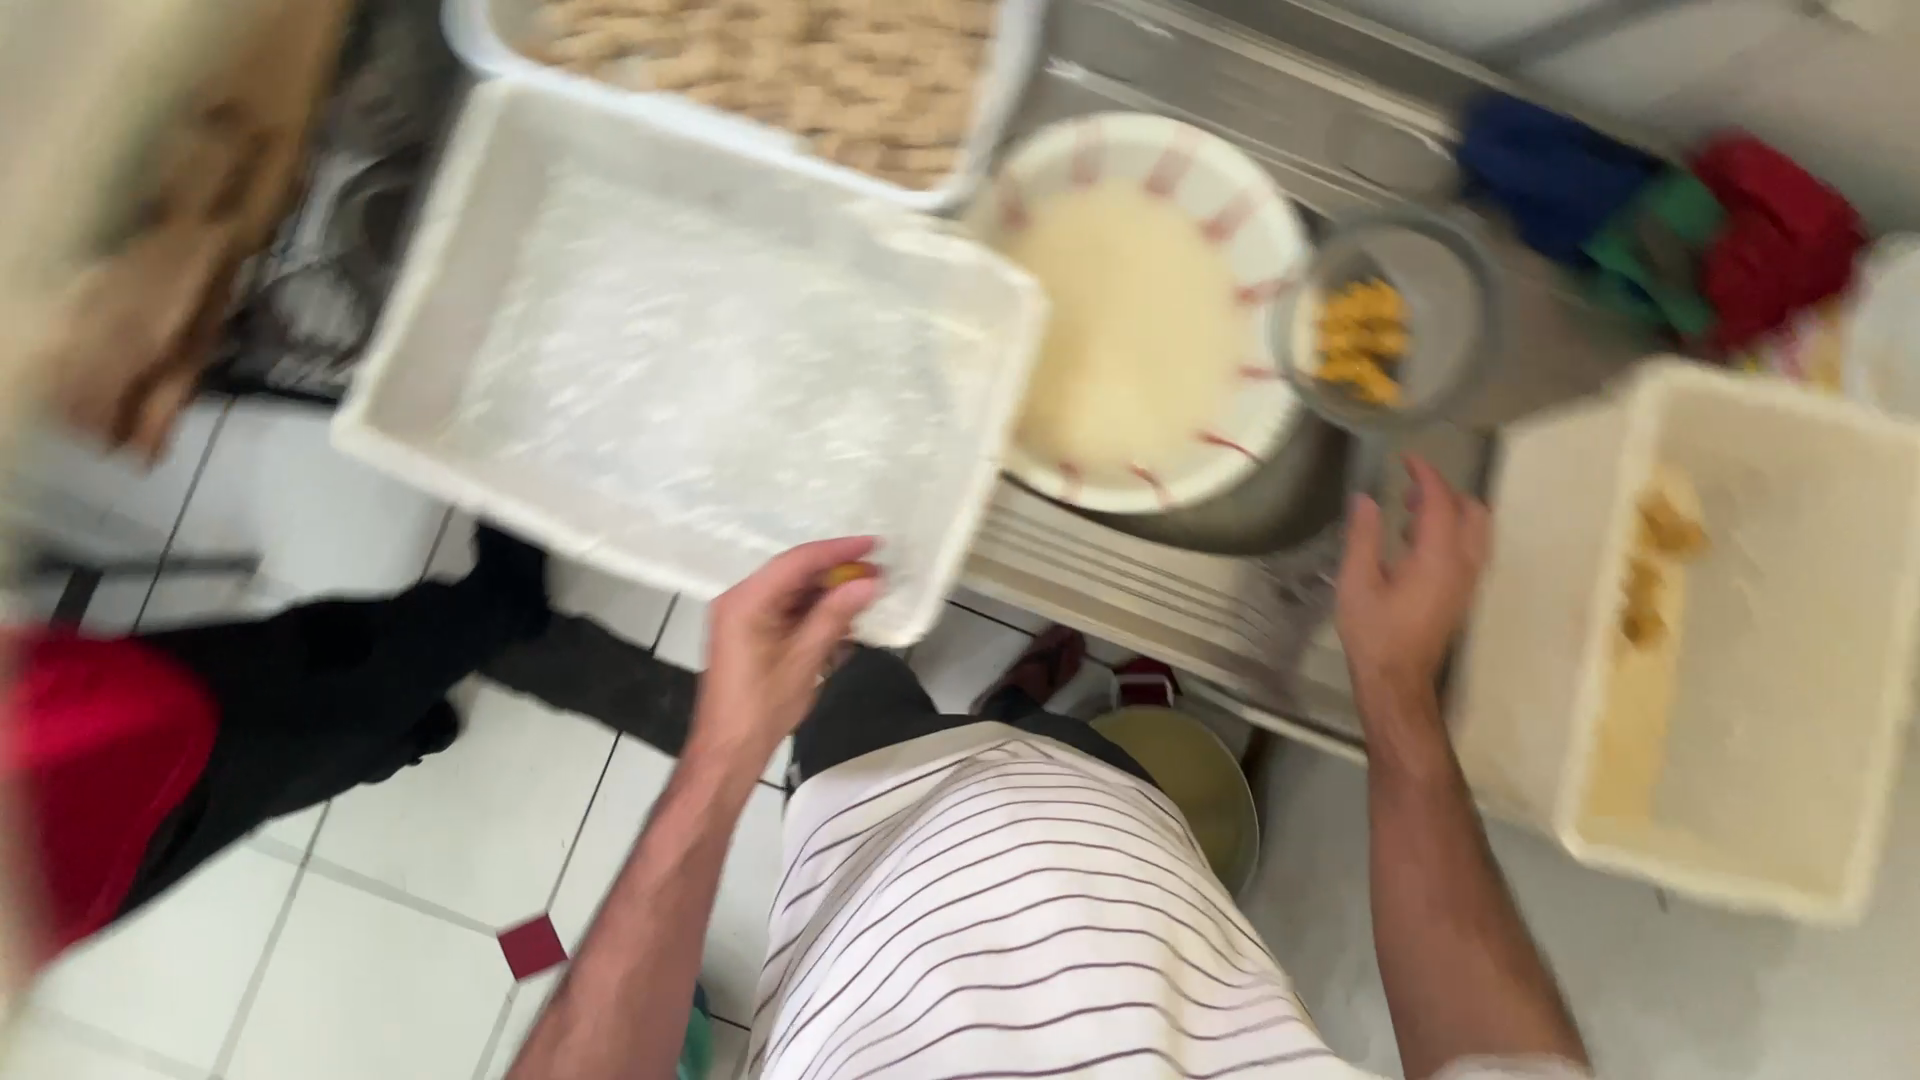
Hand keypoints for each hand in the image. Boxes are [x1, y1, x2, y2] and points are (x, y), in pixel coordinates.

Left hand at [690, 537, 881, 763]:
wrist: (727, 750)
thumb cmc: (761, 708)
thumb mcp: (804, 659)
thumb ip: (835, 616)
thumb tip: (869, 584)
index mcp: (746, 601)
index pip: (797, 561)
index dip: (838, 550)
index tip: (874, 546)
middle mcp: (740, 599)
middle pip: (794, 572)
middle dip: (837, 572)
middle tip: (877, 573)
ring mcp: (743, 616)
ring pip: (793, 591)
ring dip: (829, 593)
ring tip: (868, 594)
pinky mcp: (750, 632)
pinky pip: (787, 609)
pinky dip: (814, 611)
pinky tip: (844, 617)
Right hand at [1336, 457, 1489, 712]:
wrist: (1396, 678)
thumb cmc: (1372, 630)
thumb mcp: (1356, 581)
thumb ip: (1363, 536)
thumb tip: (1365, 499)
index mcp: (1437, 558)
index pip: (1440, 502)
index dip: (1426, 475)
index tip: (1406, 458)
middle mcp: (1463, 564)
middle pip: (1472, 511)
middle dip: (1443, 492)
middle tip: (1406, 489)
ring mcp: (1468, 580)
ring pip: (1476, 530)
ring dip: (1449, 511)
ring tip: (1409, 512)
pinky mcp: (1462, 592)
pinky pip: (1469, 548)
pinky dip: (1449, 531)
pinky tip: (1413, 544)